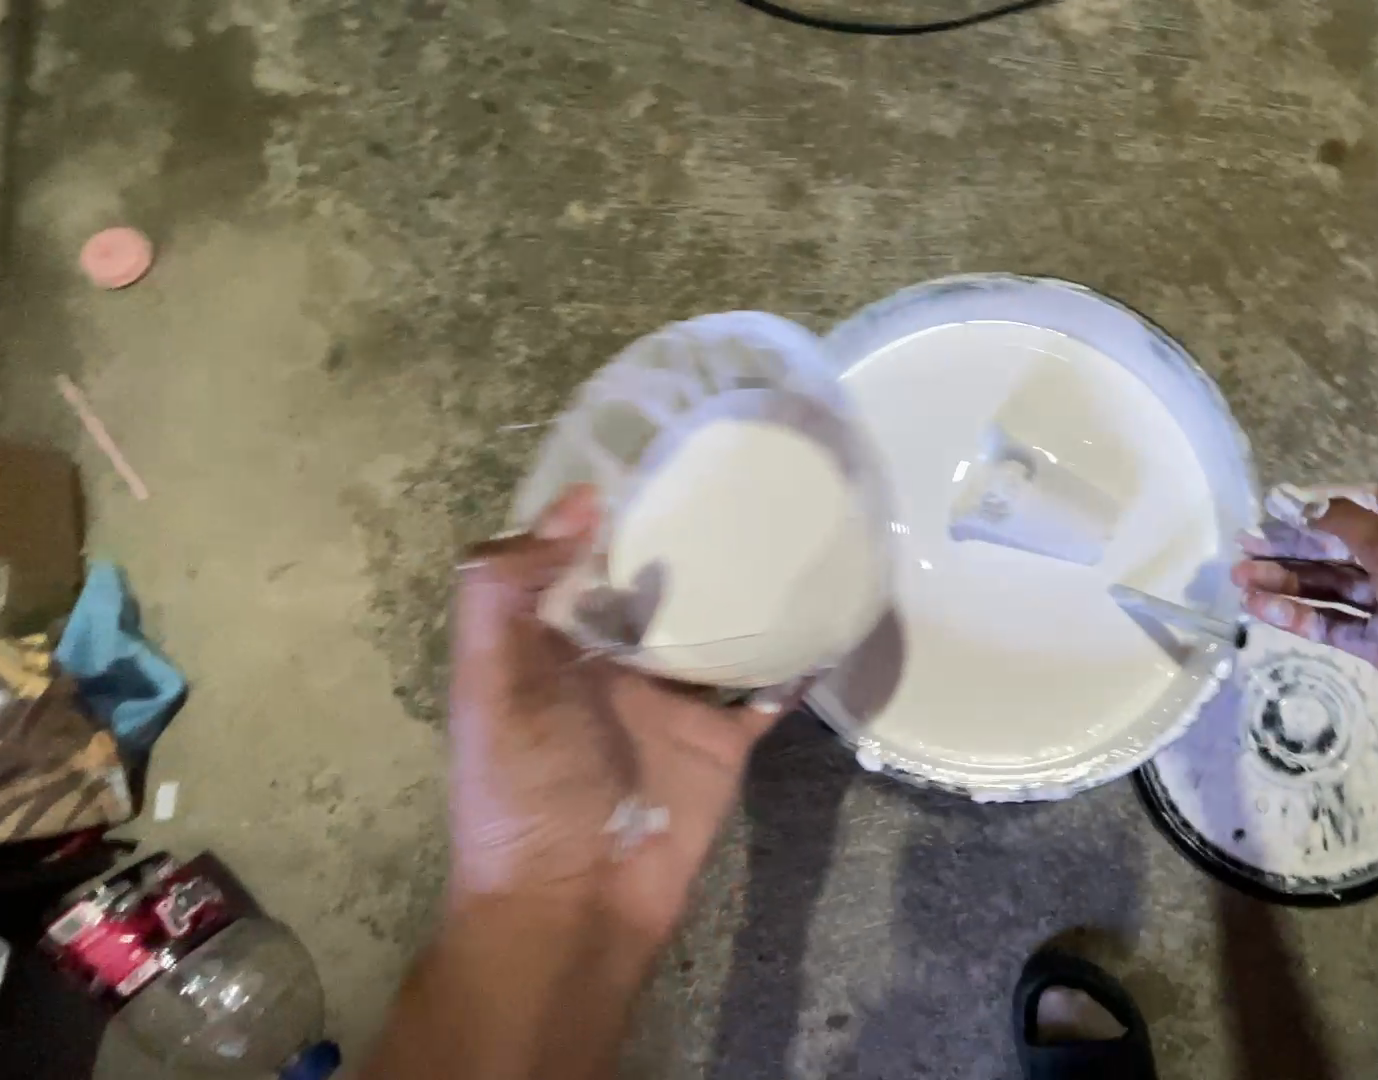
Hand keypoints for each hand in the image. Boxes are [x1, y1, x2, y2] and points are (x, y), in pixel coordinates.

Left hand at [448, 487, 791, 945]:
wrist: (578, 901)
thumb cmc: (526, 789)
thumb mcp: (492, 687)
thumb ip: (507, 593)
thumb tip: (579, 501)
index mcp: (561, 644)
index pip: (592, 561)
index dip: (620, 513)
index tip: (667, 460)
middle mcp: (622, 663)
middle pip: (668, 589)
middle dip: (699, 545)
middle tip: (751, 486)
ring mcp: (679, 700)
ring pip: (723, 633)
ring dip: (753, 597)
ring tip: (797, 539)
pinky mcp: (725, 737)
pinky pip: (767, 692)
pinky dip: (794, 664)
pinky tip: (827, 623)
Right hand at [1231, 485, 1377, 770]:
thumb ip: (1344, 523)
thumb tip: (1298, 499)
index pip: (1370, 504)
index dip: (1322, 504)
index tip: (1276, 507)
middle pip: (1343, 546)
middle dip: (1293, 546)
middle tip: (1244, 546)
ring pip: (1333, 587)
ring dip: (1287, 581)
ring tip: (1239, 579)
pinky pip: (1336, 623)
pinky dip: (1301, 616)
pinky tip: (1262, 609)